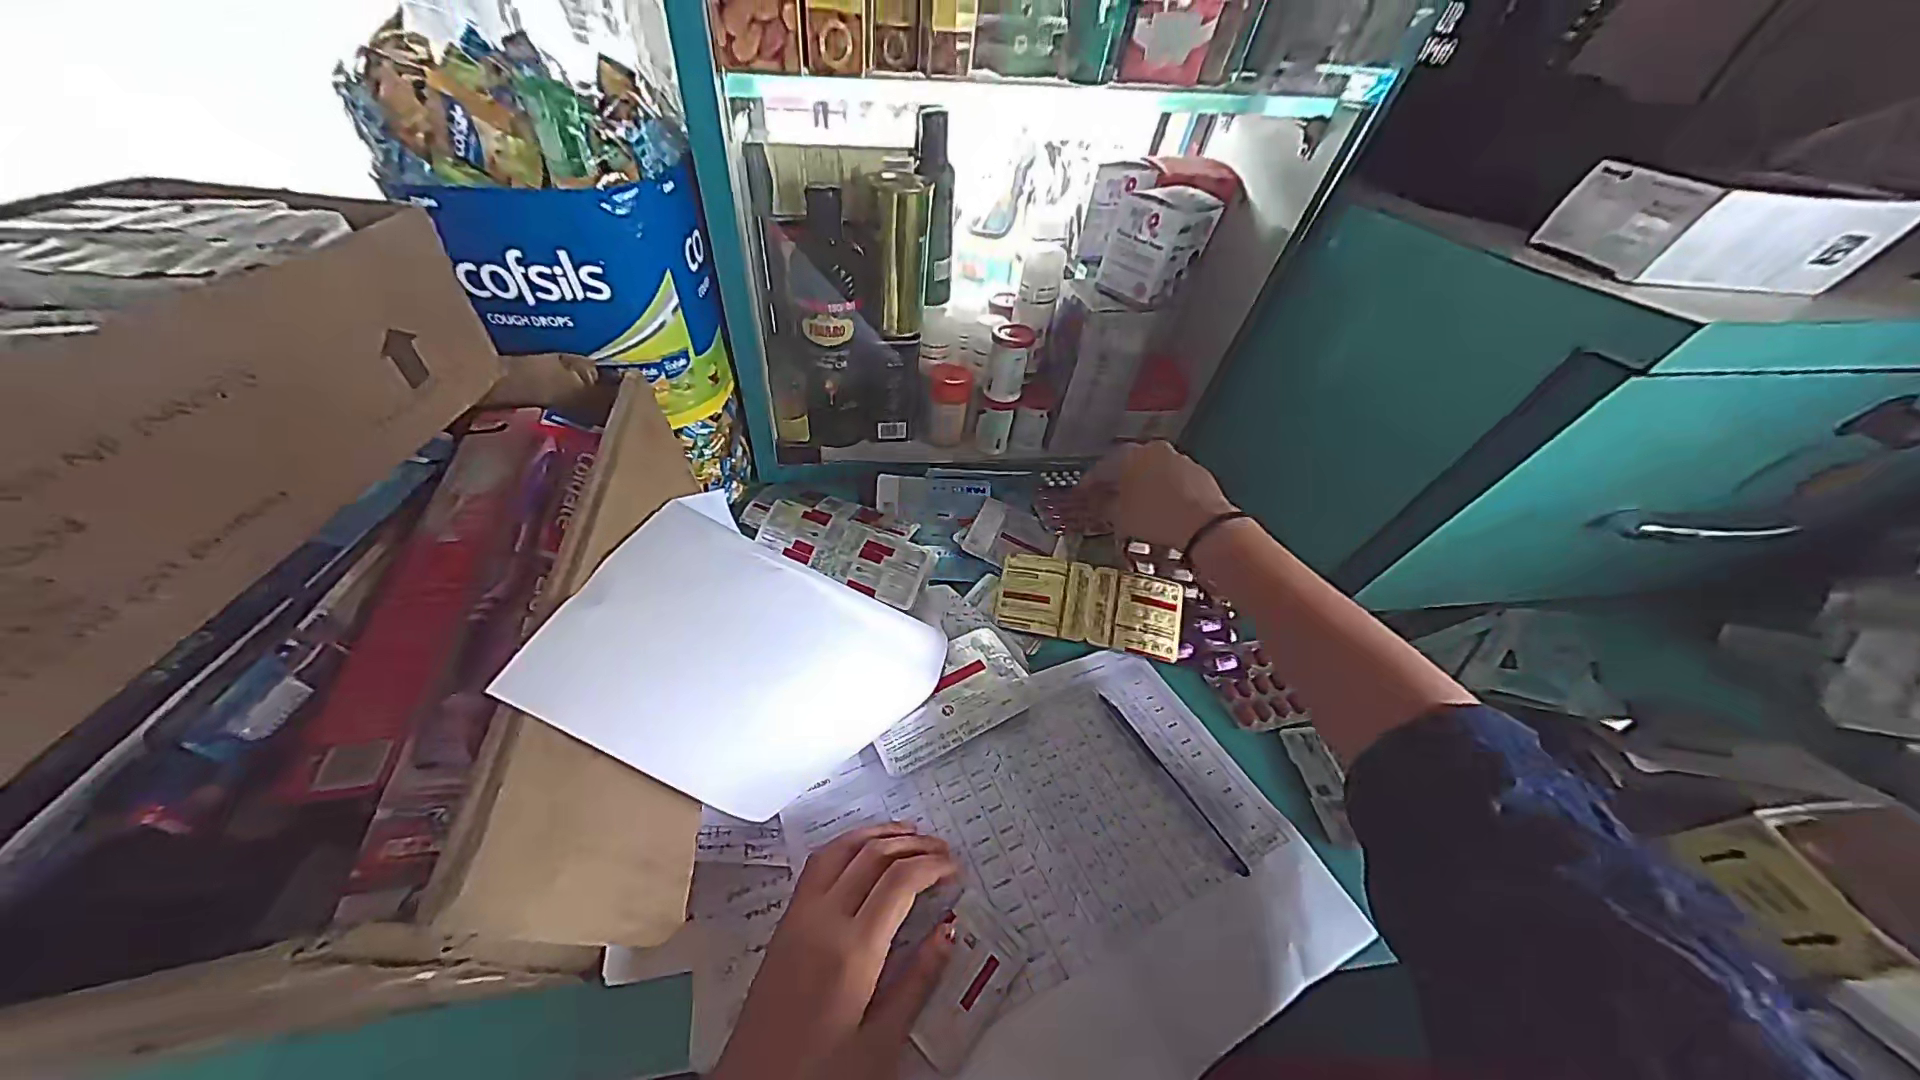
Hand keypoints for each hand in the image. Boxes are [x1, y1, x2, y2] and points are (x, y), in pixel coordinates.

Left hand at [712, 824, 959, 1079]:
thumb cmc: (819, 1076)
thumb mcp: (880, 1043)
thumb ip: (917, 981)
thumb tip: (948, 932)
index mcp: (852, 951)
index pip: (899, 881)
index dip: (932, 865)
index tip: (954, 868)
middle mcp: (822, 920)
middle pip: (872, 855)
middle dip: (913, 843)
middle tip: (942, 848)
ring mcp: (798, 916)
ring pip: (840, 849)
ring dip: (877, 833)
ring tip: (908, 833)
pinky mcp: (784, 923)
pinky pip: (818, 864)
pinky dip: (848, 844)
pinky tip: (863, 852)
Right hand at [1072, 440, 1237, 550]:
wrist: (1206, 526)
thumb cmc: (1155, 518)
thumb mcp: (1119, 518)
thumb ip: (1103, 506)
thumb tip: (1098, 503)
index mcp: (1129, 455)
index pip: (1100, 468)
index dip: (1088, 483)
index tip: (1081, 494)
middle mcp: (1153, 450)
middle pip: (1127, 465)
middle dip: (1115, 481)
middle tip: (1105, 498)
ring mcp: (1178, 459)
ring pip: (1150, 470)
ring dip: (1140, 485)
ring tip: (1133, 505)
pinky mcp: (1198, 473)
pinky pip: (1171, 480)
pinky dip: (1161, 490)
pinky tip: (1159, 507)